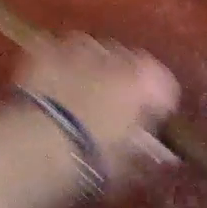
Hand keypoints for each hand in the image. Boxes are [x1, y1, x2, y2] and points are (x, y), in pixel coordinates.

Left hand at [14, 34, 179, 180]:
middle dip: (122, 77)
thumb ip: (146, 147)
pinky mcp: (46, 45)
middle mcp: (115, 55)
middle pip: (126, 59)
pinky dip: (59, 60)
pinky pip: (58, 48)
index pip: (162, 80)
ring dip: (90, 64)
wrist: (44, 140)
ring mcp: (77, 45)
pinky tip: (52, 79)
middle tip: (112, 104)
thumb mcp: (132, 161)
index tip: (150, 115)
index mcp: (145, 82)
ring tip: (80, 89)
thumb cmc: (96, 157)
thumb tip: (156, 148)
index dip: (156, 98)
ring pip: (91, 48)